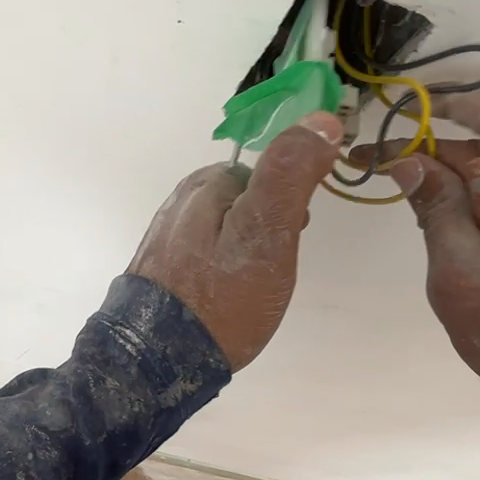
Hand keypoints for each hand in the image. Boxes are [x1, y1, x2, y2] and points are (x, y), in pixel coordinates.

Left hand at [129, 113, 343, 370]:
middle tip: (276, 266)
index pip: (265, 168)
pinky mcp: (160, 266)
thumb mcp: (267, 234)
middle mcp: (179, 202)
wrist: (158, 361)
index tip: (301, 230)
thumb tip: (321, 118)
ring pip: (226, 226)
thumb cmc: (222, 298)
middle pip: (244, 197)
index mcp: (205, 185)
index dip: (292, 197)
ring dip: (248, 248)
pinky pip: (207, 251)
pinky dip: (225, 266)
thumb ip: (290, 176)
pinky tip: (227, 294)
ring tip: (254, 287)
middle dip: (268, 224)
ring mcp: (165, 235)